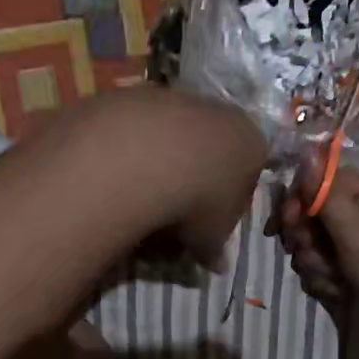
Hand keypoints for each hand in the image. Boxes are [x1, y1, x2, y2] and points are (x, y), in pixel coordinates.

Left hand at [39, 89, 264, 268]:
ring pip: (164, 136)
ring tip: (135, 200)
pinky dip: (122, 154)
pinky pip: (128, 133)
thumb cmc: (196, 201)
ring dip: (153, 164)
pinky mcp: (126, 96)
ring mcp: (167, 98)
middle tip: (168, 216)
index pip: (246, 173)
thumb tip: (215, 263)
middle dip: (189, 180)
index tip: (206, 228)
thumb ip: (213, 247)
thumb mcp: (210, 236)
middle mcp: (215, 110)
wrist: (144, 157)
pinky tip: (111, 179)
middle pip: (204, 149)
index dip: (225, 204)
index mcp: (247, 141)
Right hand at [268, 168, 358, 317]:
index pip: (324, 180)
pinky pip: (316, 266)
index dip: (300, 198)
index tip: (286, 221)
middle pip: (312, 212)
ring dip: (313, 261)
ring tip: (332, 277)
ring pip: (310, 243)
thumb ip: (325, 194)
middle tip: (309, 251)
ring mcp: (353, 245)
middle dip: (305, 235)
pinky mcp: (345, 270)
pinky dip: (321, 278)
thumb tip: (305, 152)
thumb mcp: (355, 229)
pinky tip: (336, 290)